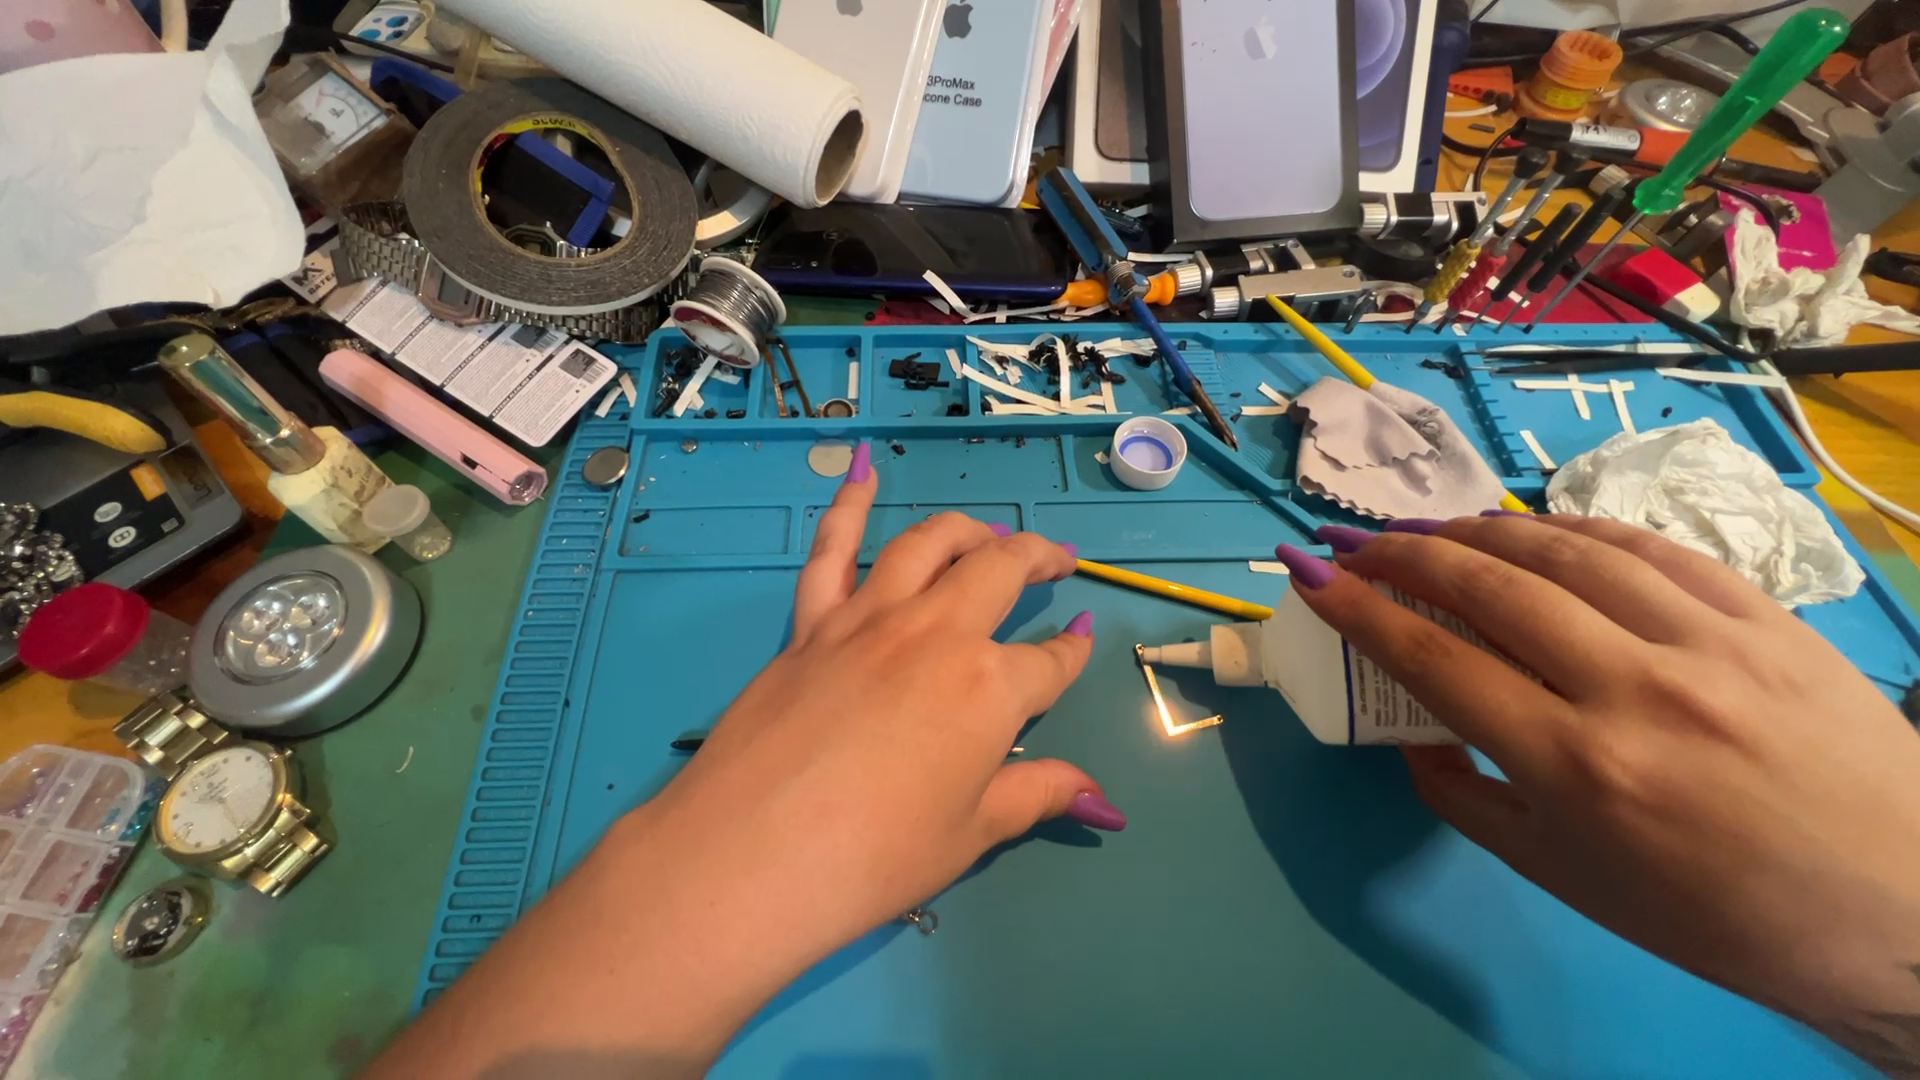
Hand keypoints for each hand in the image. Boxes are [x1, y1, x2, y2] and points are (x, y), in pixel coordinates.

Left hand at [646, 438, 1118, 957]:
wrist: (749, 855)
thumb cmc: (873, 857)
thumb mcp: (972, 833)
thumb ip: (1039, 796)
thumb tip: (1103, 803)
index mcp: (990, 687)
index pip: (1051, 662)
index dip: (1072, 652)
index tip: (1082, 636)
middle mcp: (937, 632)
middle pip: (1000, 571)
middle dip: (1038, 557)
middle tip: (1055, 558)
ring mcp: (870, 618)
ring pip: (928, 545)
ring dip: (968, 530)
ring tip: (987, 534)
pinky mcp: (812, 622)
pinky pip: (832, 550)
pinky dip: (848, 505)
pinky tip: (861, 471)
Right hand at [1279, 514, 1919, 1073]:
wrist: (1919, 923)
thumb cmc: (1712, 914)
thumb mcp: (1558, 871)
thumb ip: (1460, 794)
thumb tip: (1409, 732)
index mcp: (1578, 766)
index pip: (1433, 660)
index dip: (1358, 610)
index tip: (1309, 577)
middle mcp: (1638, 691)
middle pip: (1489, 587)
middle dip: (1403, 554)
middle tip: (1356, 545)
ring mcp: (1713, 645)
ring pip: (1563, 550)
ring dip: (1475, 530)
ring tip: (1429, 530)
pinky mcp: (1769, 621)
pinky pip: (1647, 548)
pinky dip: (1570, 529)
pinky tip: (1532, 531)